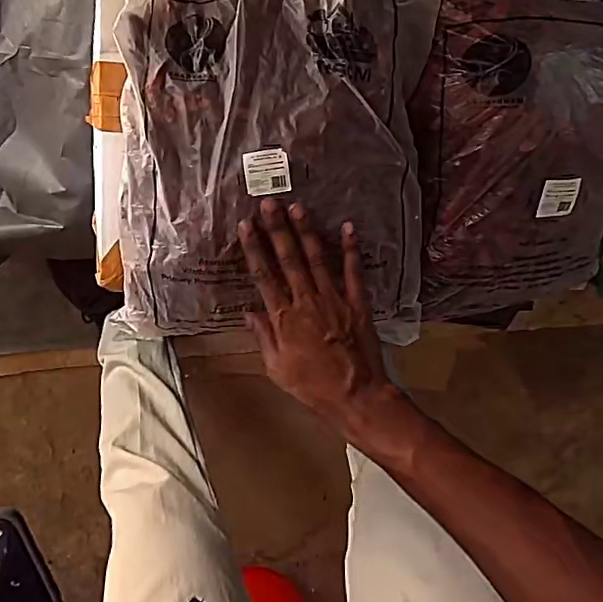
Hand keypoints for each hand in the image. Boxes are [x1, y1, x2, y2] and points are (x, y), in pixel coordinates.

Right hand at [237, 199, 392, 428]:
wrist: (357, 397)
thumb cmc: (311, 386)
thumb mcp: (276, 368)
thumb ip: (263, 337)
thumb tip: (248, 312)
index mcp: (283, 318)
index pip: (264, 275)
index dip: (253, 248)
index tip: (245, 226)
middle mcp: (306, 301)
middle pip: (287, 259)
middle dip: (276, 229)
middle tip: (268, 204)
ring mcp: (333, 299)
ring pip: (316, 259)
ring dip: (306, 232)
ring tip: (297, 207)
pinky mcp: (357, 303)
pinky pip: (352, 272)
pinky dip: (350, 249)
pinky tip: (347, 227)